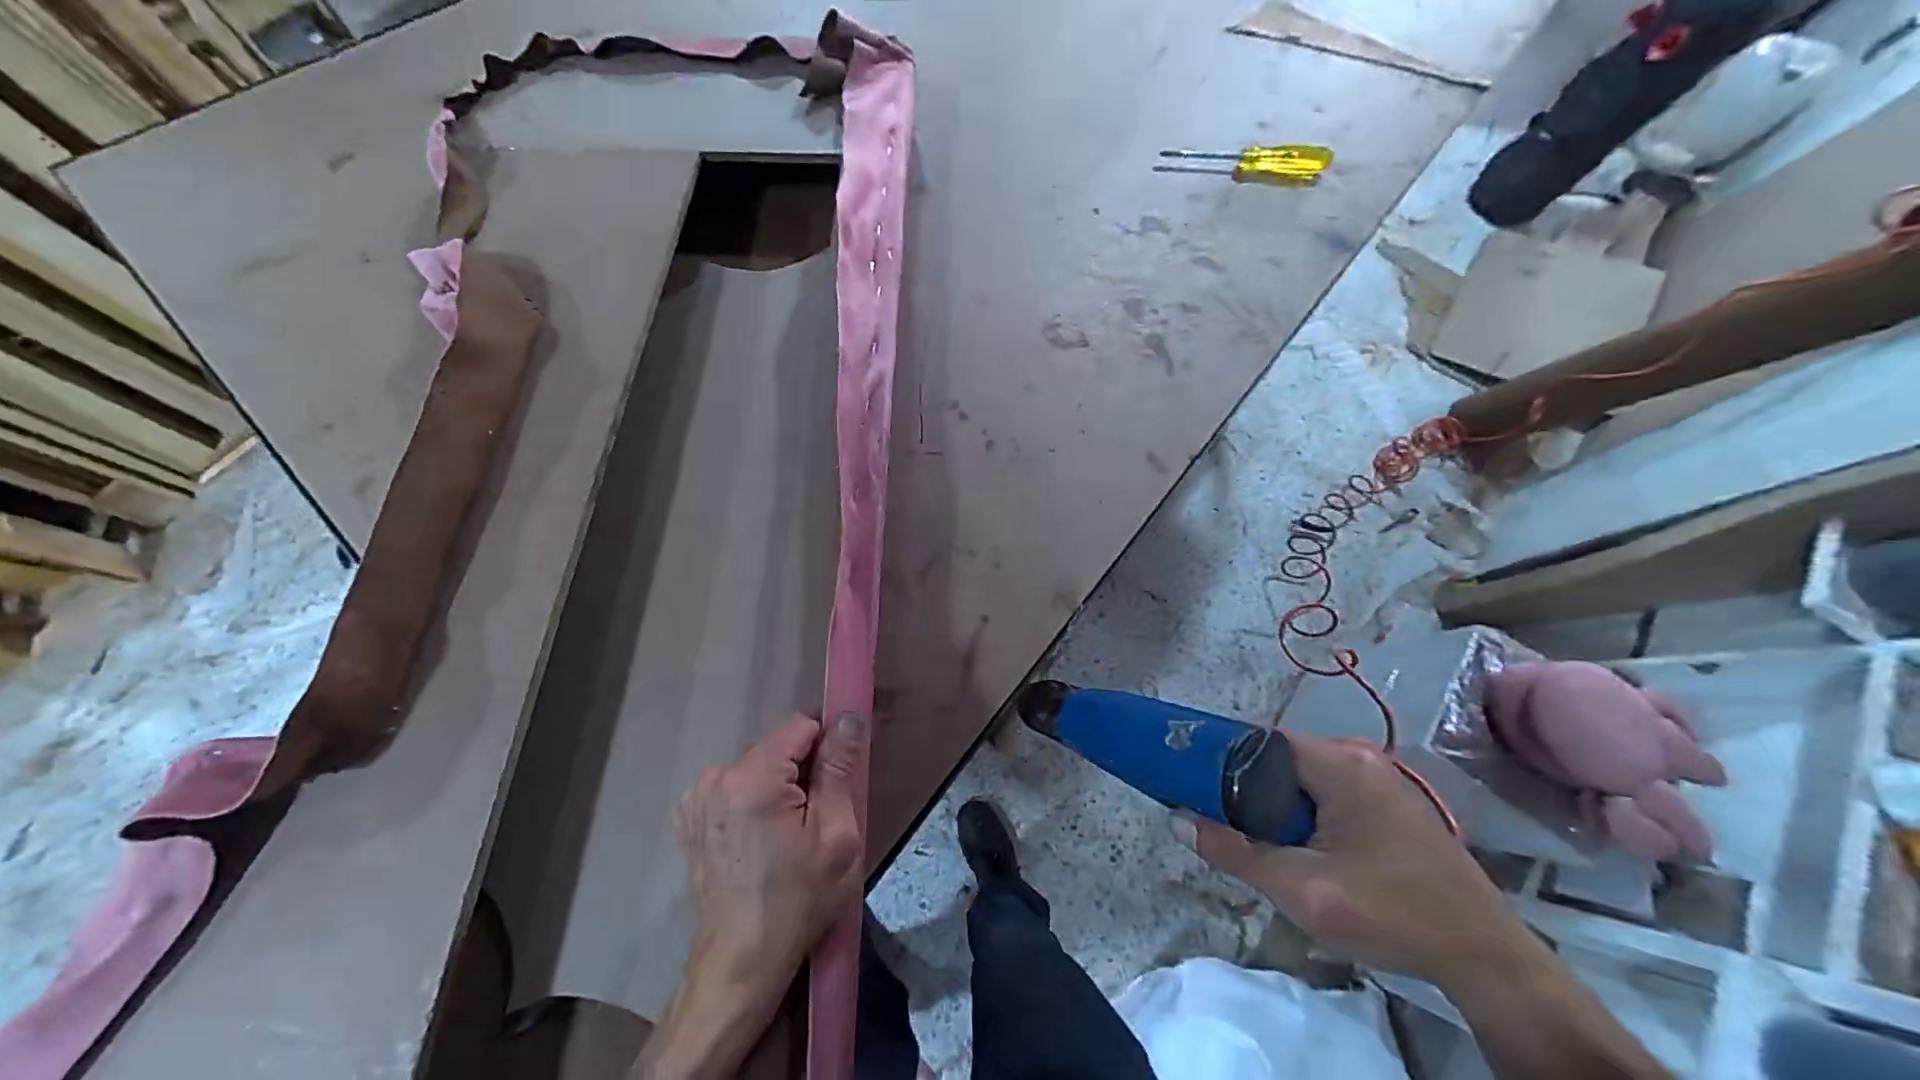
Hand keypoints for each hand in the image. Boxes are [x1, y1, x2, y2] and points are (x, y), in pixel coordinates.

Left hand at [639, 713, 865, 1078]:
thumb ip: (839, 769)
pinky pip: (733, 789)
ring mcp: (697, 799)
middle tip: (813, 821)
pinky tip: (758, 841)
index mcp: (753, 778)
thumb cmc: (797, 900)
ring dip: (776, 789)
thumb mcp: (836, 836)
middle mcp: (718, 778)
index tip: (836, 782)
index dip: (826, 747)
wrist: (741, 961)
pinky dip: (750, 804)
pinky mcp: (689, 819)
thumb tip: (848, 719)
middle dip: (801, 773)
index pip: (800, 726)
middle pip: (777, 749)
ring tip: (785, 837)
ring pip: (756, 769)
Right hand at [1175, 733, 1532, 987]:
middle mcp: (1362, 760)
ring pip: (1303, 782)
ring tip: (1252, 839)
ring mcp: (1382, 783)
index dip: (1221, 757)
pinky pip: (1328, 797)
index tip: (1191, 782)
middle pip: (1280, 760)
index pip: (1260, 741)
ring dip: (1274, 805)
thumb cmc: (1389, 913)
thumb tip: (1177, 819)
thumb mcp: (1300, 888)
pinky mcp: (1392, 809)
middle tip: (1220, 819)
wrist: (1484, 960)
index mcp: (1341, 764)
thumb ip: (1234, 851)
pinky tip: (1297, 850)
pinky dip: (1303, 815)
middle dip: (1246, 788)